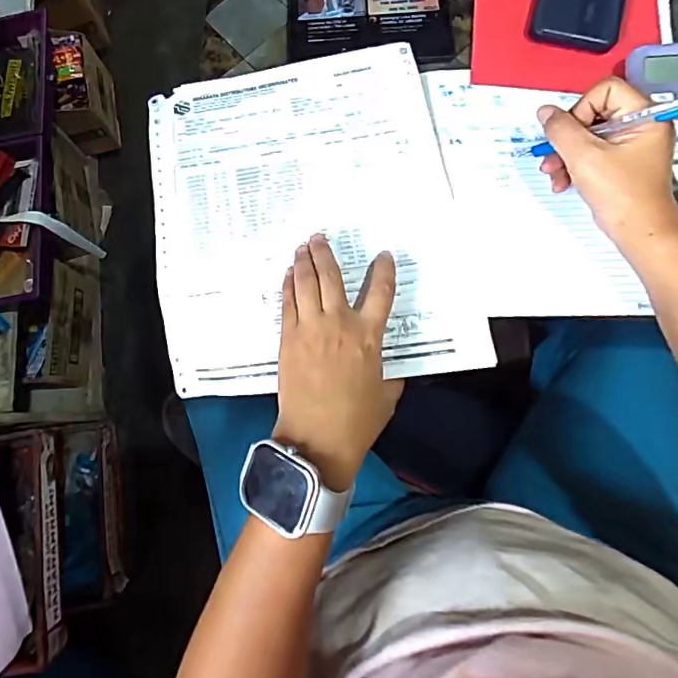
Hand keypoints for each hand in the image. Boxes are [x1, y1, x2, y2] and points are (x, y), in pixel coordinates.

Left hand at [274, 234, 401, 490]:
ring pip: (307, 284)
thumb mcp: (387, 393)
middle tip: (320, 237)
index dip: (383, 270)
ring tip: (303, 246)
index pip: (381, 292)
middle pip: (332, 277)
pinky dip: (289, 285)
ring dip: (305, 261)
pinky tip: (289, 274)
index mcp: (368, 336)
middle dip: (326, 253)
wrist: (316, 440)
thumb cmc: (358, 421)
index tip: (383, 256)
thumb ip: (389, 370)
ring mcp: (310, 329)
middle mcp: (339, 324)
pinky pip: (288, 303)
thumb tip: (386, 362)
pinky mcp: (288, 339)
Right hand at [538, 77, 677, 253]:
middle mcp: (642, 127)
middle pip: (593, 113)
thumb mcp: (584, 157)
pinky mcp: (621, 163)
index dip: (582, 109)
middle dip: (568, 137)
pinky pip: (591, 152)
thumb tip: (547, 112)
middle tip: (554, 154)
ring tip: (555, 173)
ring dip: (566, 153)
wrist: (640, 234)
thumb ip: (561, 129)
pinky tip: (564, 180)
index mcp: (645, 116)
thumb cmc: (626, 198)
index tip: (572, 133)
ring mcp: (632, 146)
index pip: (605, 90)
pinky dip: (574, 164)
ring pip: (588, 135)